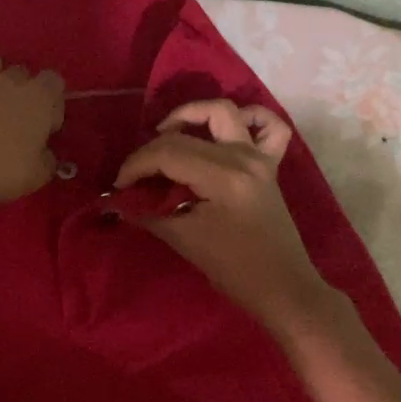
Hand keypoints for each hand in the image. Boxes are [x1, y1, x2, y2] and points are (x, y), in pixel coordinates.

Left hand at [0, 47, 64, 231]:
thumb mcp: (40, 173)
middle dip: (22, 88)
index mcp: (39, 98)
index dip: (52, 101)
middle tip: (16, 118)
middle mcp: (10, 82)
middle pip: (21, 70)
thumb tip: (43, 153)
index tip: (45, 126)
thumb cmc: (6, 173)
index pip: (54, 80)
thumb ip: (46, 157)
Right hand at [115, 99, 332, 331]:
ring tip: (171, 134)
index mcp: (222, 177)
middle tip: (136, 176)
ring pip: (224, 112)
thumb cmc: (233, 269)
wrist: (283, 289)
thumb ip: (148, 213)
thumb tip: (117, 201)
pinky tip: (222, 133)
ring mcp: (259, 158)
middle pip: (183, 135)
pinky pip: (268, 127)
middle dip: (150, 151)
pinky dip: (248, 119)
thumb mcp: (183, 240)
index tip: (119, 186)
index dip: (135, 166)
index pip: (166, 154)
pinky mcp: (269, 165)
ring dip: (192, 115)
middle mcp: (242, 158)